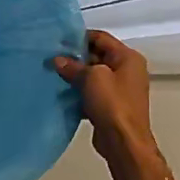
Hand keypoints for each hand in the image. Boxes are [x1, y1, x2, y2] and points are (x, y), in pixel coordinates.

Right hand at [53, 30, 154, 159]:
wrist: (123, 141)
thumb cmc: (112, 103)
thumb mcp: (91, 78)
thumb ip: (73, 66)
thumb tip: (57, 60)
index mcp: (128, 57)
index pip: (101, 37)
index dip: (79, 37)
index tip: (58, 42)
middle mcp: (127, 70)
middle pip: (97, 55)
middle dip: (75, 58)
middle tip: (51, 59)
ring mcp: (120, 89)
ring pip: (93, 76)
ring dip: (76, 76)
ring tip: (53, 75)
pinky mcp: (112, 105)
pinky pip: (93, 92)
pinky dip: (80, 92)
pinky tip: (62, 94)